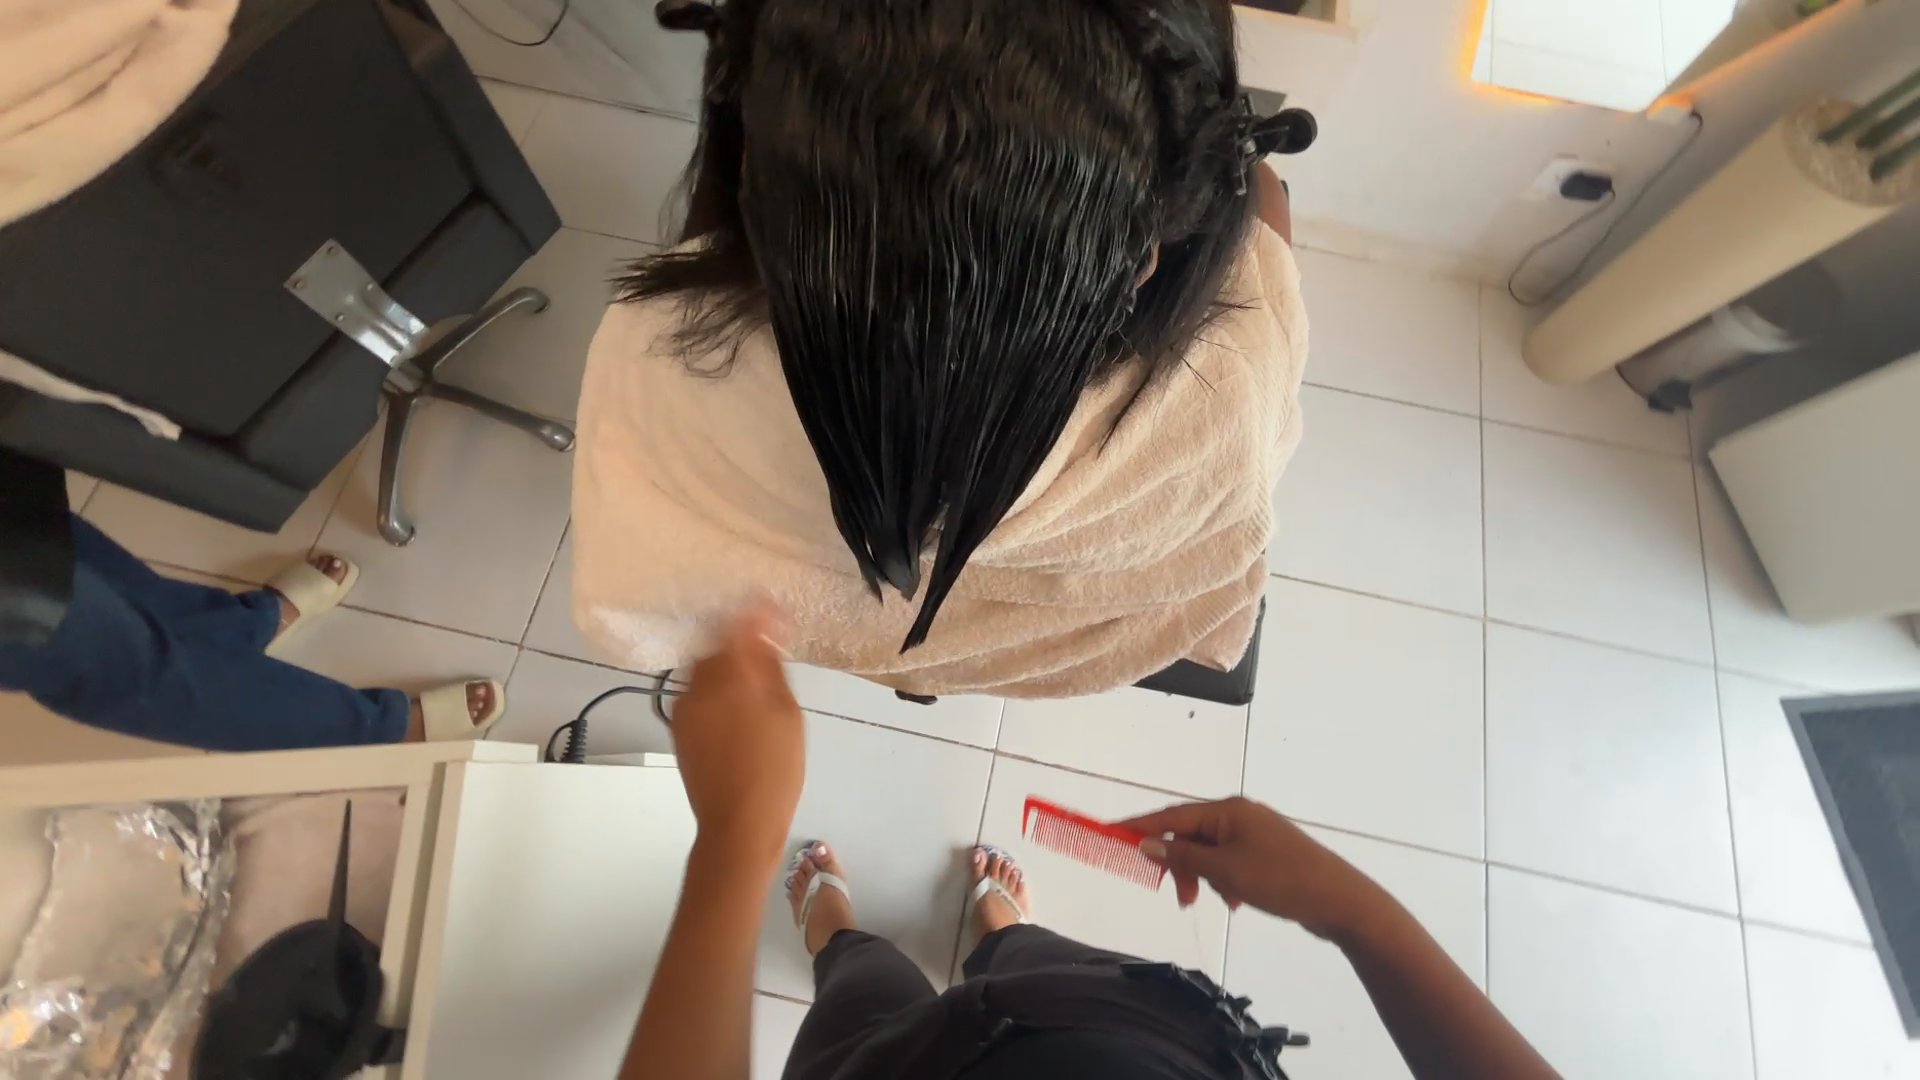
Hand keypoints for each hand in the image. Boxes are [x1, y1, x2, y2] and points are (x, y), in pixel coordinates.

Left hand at [670, 601, 804, 859]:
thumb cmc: (775, 770)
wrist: (737, 825)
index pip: (737, 625)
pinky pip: (697, 692)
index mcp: (728, 678)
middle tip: (769, 644)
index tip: (776, 611)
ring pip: (703, 668)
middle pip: (714, 644)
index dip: (756, 613)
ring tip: (757, 674)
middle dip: (739, 636)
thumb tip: (763, 638)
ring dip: (727, 661)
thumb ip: (771, 670)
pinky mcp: (679, 731)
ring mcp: (683, 710)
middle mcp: (697, 687)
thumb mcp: (787, 713)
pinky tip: (739, 703)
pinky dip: (717, 685)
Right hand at [1118, 796, 1382, 940]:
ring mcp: (1255, 833)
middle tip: (1183, 898)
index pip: (1172, 816)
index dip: (1141, 827)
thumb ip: (1183, 858)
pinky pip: (1230, 862)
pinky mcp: (1268, 854)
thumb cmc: (1282, 880)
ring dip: (1206, 877)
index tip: (1111, 833)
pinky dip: (1226, 881)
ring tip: (1220, 901)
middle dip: (1182, 866)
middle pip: (1191, 836)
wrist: (1344, 903)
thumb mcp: (1226, 872)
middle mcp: (1239, 815)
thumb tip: (1147, 844)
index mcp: (1227, 810)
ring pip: (1210, 853)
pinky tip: (1239, 901)